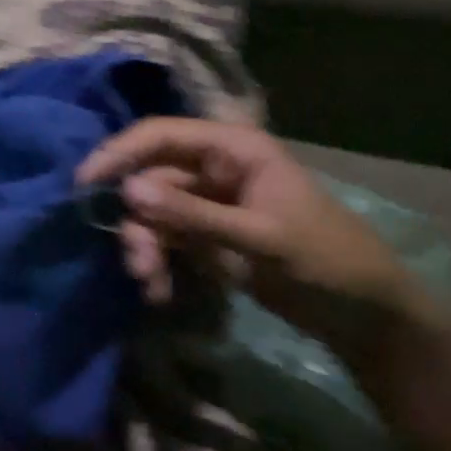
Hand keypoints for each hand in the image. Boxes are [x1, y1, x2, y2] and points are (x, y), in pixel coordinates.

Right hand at [77, 118, 450, 353]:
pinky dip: (158, 264)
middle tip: (137, 264)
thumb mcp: (259, 238)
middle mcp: (214, 168)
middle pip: (150, 180)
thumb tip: (128, 191)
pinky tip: (161, 292)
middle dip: (138, 222)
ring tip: (151, 286)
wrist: (365, 316)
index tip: (85, 184)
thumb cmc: (326, 260)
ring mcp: (209, 203)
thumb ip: (192, 214)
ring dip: (145, 248)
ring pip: (153, 214)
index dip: (119, 153)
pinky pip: (166, 240)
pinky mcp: (207, 236)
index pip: (160, 135)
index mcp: (233, 148)